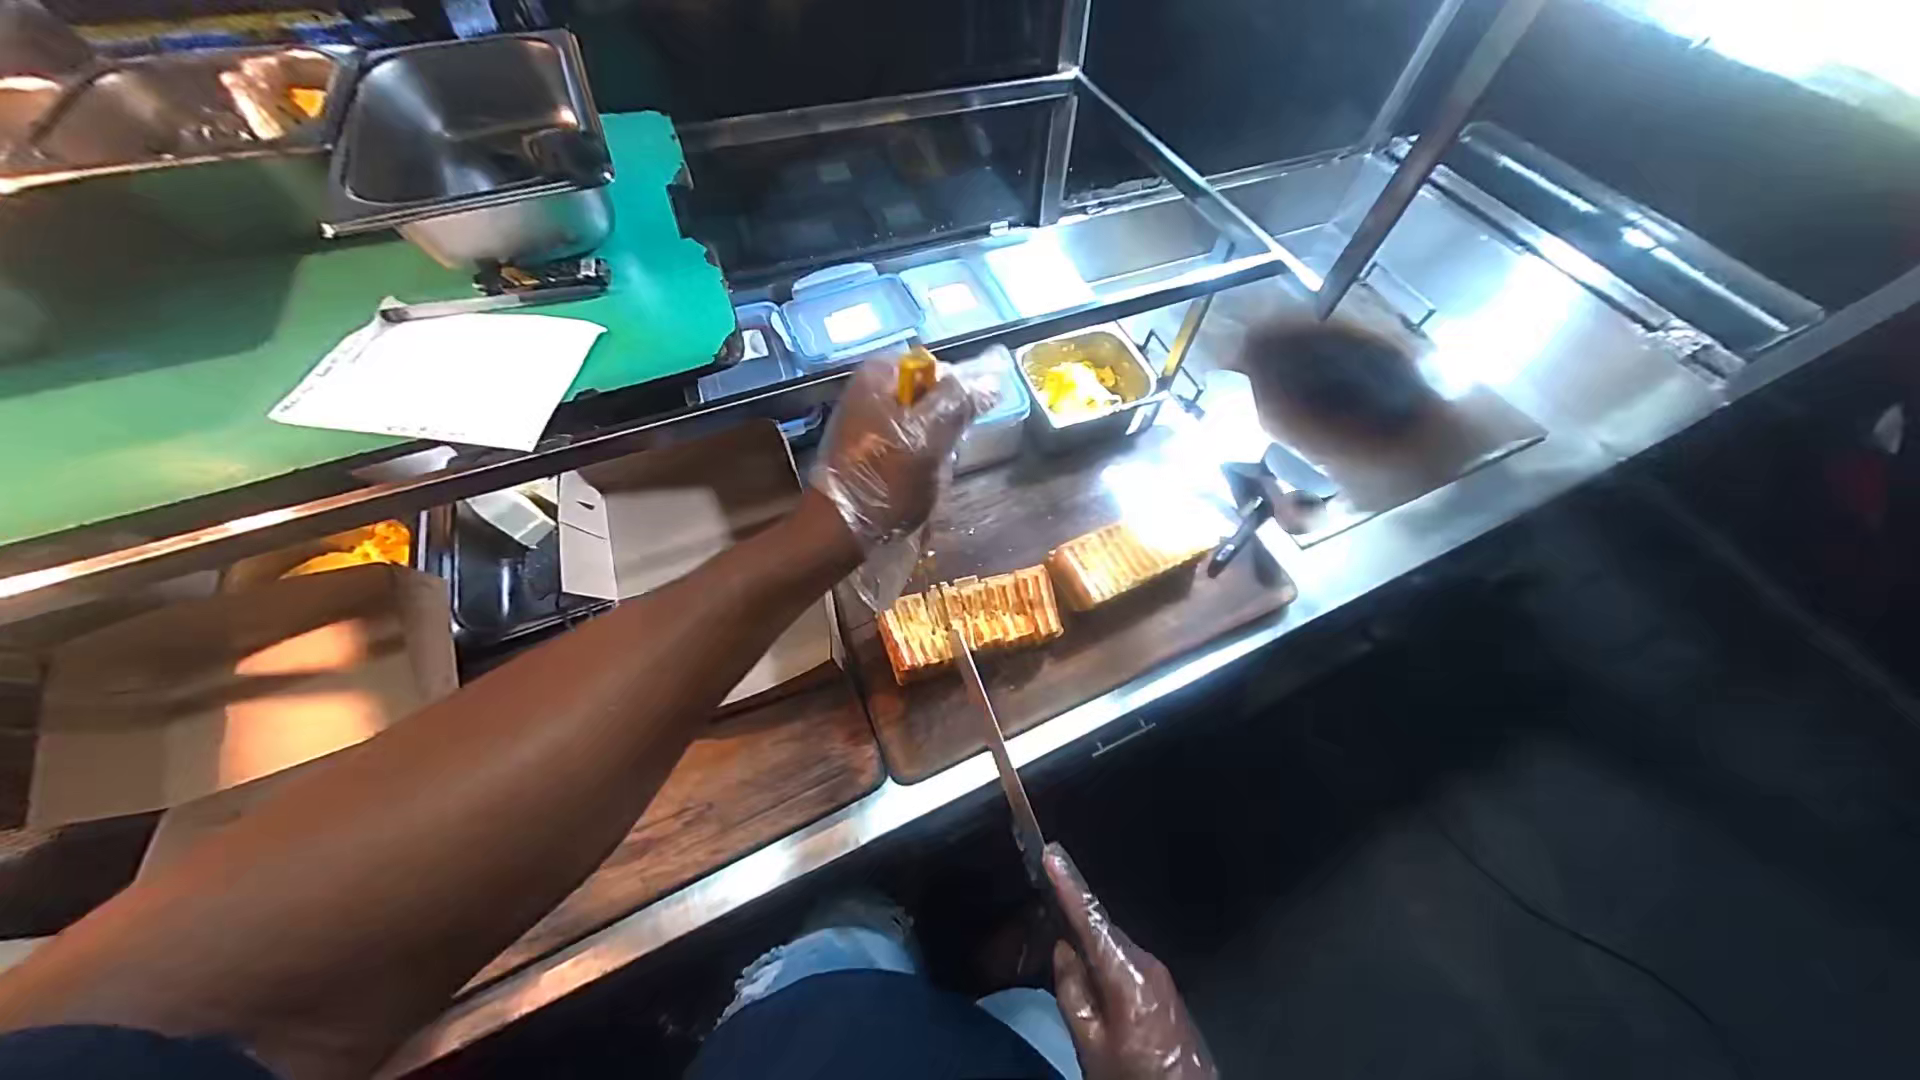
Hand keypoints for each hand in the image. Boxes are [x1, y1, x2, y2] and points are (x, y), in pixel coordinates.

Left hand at [810, 351, 989, 548]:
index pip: (938, 369)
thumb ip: (958, 401)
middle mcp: (869, 388)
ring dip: (932, 445)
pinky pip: (906, 441)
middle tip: (943, 451)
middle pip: (929, 397)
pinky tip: (913, 478)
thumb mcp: (927, 437)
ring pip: (921, 423)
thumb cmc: (884, 480)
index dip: (958, 395)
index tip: (963, 425)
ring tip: (928, 469)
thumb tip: (992, 374)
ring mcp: (865, 417)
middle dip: (944, 424)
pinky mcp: (865, 445)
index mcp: (879, 373)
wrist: (839, 528)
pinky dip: (916, 457)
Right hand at [1047, 844, 1217, 1079]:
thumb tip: (1063, 950)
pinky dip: (1105, 962)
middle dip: (1074, 922)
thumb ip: (1072, 991)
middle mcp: (1145, 962)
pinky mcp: (1164, 989)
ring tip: (1068, 962)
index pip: (1089, 916)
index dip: (1067, 883)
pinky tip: (1094, 981)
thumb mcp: (1092, 1046)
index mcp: (1126, 971)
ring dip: (1090, 947)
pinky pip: (1125, 962)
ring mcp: (1159, 975)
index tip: (1051, 854)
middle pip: (1100, 930)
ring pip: (1112, 947)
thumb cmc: (1135, 1077)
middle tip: (1046, 913)